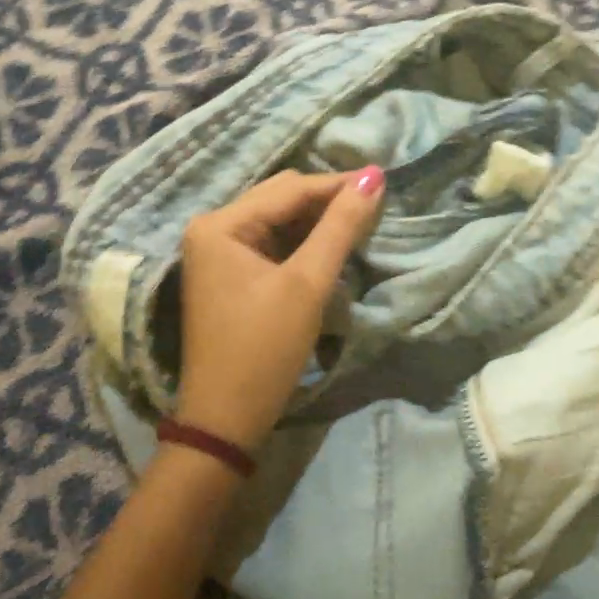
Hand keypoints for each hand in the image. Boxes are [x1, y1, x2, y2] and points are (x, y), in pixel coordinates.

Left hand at [174, 167, 383, 448]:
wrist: (226, 420)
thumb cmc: (265, 348)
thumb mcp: (307, 284)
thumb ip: (340, 227)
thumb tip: (374, 178)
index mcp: (221, 224)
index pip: (290, 189)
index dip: (338, 184)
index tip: (384, 180)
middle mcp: (213, 228)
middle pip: (281, 197)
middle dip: (327, 199)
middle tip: (375, 204)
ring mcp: (218, 252)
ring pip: (278, 218)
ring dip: (317, 220)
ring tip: (360, 221)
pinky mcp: (230, 274)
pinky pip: (272, 241)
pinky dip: (302, 241)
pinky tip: (331, 245)